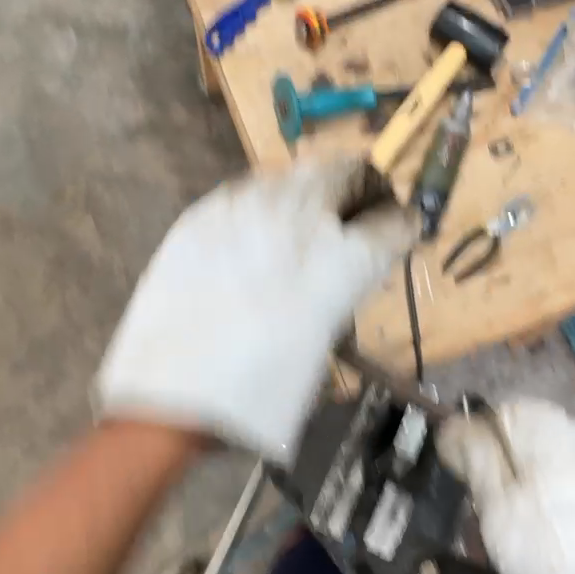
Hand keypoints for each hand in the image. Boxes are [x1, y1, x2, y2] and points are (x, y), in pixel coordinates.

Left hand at [94, 158, 411, 463]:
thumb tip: (348, 259)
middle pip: (347, 172)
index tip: (396, 229)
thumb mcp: (326, 336)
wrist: (173, 402)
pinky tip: (253, 237)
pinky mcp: (203, 212)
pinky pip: (247, 190)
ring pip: (295, 173)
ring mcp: (245, 206)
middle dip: (359, 191)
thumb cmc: (264, 391)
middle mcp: (300, 216)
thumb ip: (344, 283)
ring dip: (310, 194)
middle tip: (351, 218)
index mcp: (343, 259)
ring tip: (298, 228)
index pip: (394, 219)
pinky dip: (264, 205)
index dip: (401, 224)